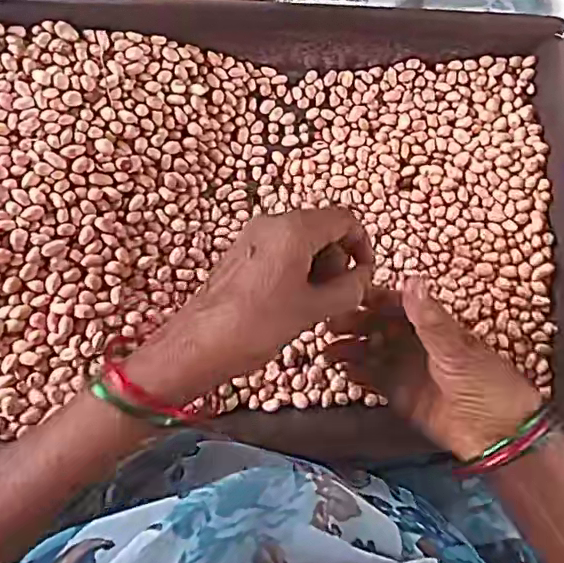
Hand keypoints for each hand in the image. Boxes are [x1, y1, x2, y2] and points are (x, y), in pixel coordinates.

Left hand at [130, 209, 373, 404]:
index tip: (363, 274)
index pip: (344, 219)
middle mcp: (271, 223)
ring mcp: (252, 236)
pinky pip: (278, 250)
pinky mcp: (239, 253)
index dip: (362, 245)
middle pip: (321, 228)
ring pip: (300, 240)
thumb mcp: (314, 309)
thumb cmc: (257, 325)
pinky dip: (294, 270)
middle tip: (336, 296)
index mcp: (294, 229)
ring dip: (316, 267)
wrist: (199, 343)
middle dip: (337, 259)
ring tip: (311, 305)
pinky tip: (289, 303)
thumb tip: (364, 277)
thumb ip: (349, 289)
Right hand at [331, 277, 542, 460]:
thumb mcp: (456, 349)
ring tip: (328, 352)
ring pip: (369, 352)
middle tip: (329, 326)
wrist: (498, 434)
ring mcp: (406, 368)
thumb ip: (429, 319)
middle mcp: (414, 342)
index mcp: (430, 324)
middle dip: (352, 324)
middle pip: (376, 326)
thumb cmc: (487, 383)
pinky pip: (371, 379)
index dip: (370, 299)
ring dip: (349, 349)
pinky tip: (341, 372)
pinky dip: (355, 374)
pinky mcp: (400, 393)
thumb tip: (412, 280)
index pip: (395, 304)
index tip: (346, 297)